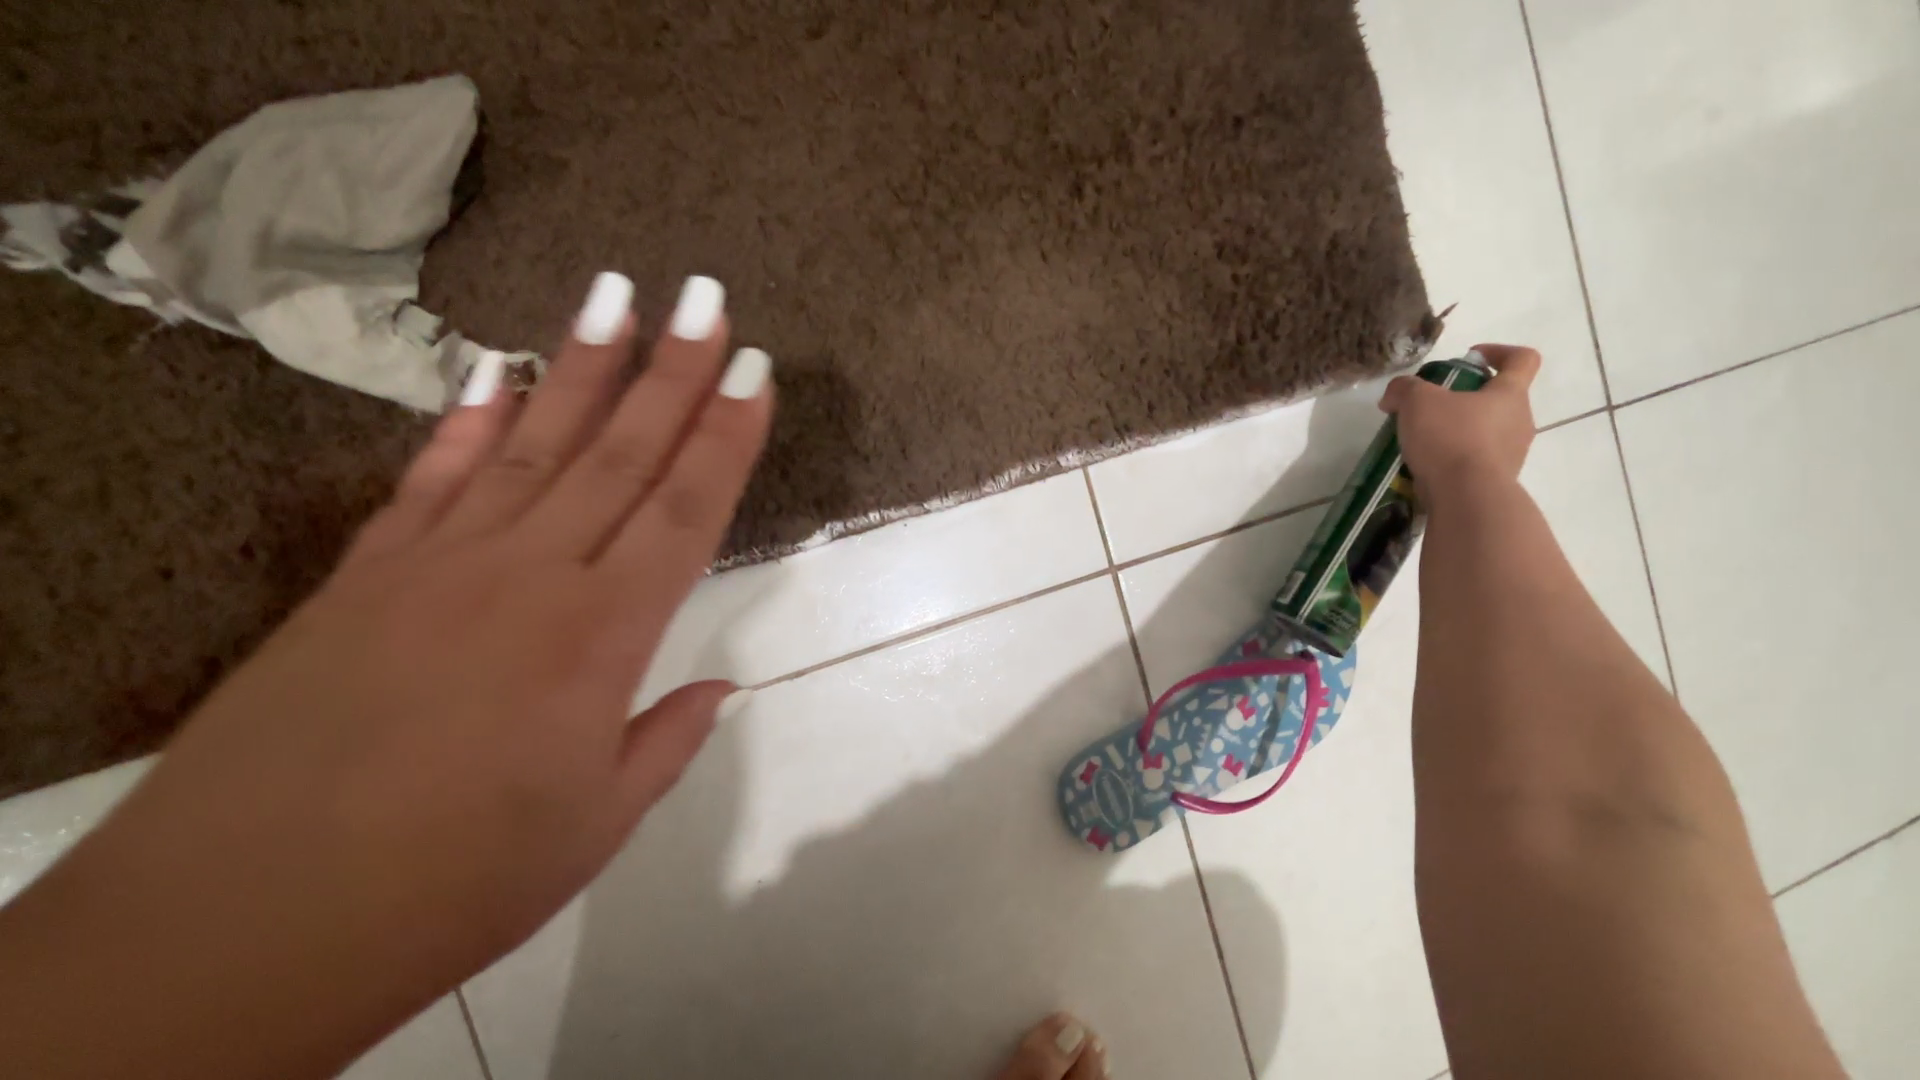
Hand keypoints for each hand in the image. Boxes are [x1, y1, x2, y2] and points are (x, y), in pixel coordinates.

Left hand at [0, 273, 772, 1079]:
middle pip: (618, 454)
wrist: (243, 921)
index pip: (683, 513)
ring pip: (532, 445)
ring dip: (580, 366)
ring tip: (618, 295)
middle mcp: (529, 577)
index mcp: (599, 640)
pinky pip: (433, 479)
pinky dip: (470, 419)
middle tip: (706, 297)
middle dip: (671, 370)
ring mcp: (441, 565)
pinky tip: (495, 370)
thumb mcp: (593, 827)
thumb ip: (663, 742)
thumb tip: (720, 688)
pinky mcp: (368, 574)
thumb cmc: (455, 883)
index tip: (755, 371)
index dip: (725, 437)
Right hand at [1380, 343, 1539, 501]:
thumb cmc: (1450, 438)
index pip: (1522, 359)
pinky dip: (1454, 458)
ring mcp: (1512, 454)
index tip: (1471, 358)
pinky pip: (1476, 461)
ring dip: (1458, 430)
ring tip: (1422, 441)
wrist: (1466, 497)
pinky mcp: (1497, 481)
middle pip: (1498, 399)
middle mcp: (1519, 421)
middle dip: (1466, 398)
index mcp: (1509, 394)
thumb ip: (1404, 389)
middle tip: (1431, 406)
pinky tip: (1426, 465)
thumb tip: (1395, 395)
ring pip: (1486, 432)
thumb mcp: (1417, 402)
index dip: (1499, 352)